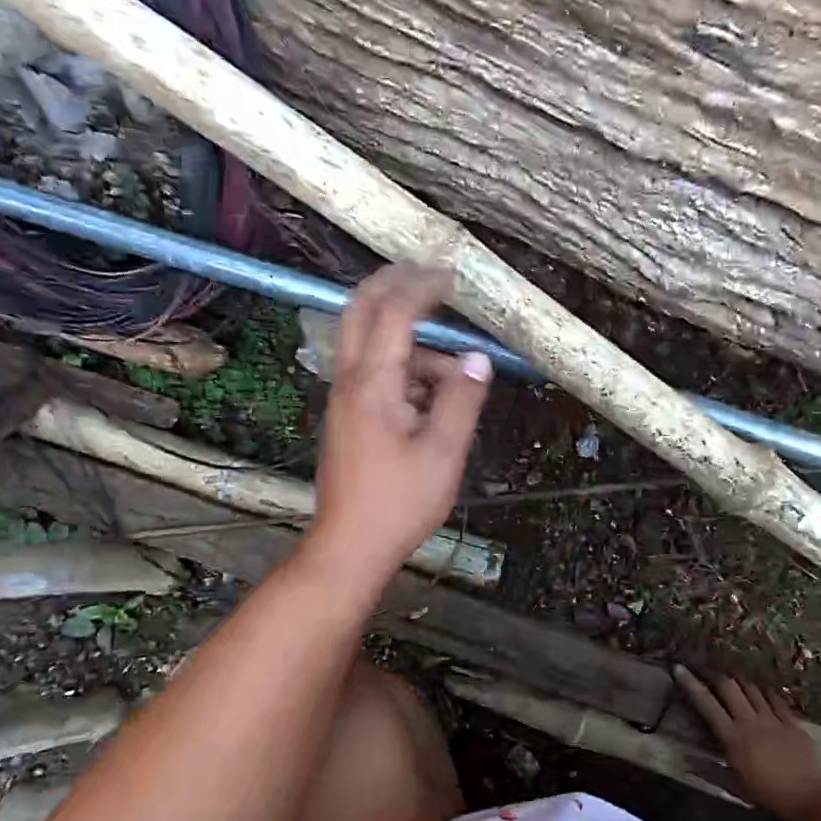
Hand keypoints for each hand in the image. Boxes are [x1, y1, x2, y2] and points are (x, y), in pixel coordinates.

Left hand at [306, 264, 491, 581]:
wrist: (350, 545)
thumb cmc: (398, 503)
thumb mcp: (443, 453)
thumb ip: (462, 400)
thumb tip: (478, 360)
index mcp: (372, 385)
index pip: (394, 314)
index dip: (422, 287)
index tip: (452, 276)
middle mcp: (349, 382)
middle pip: (359, 311)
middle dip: (392, 284)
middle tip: (429, 277)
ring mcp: (342, 400)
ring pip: (367, 345)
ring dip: (407, 341)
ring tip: (454, 375)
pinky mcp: (346, 418)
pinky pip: (370, 374)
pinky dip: (400, 368)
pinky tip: (431, 399)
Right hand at [673, 666, 820, 820]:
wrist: (808, 797)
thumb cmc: (766, 793)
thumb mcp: (733, 784)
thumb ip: (711, 769)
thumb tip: (688, 760)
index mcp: (732, 736)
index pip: (706, 704)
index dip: (690, 684)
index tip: (679, 669)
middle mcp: (750, 721)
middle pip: (729, 687)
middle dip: (715, 674)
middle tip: (706, 668)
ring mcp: (772, 719)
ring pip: (752, 689)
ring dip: (739, 680)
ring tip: (732, 676)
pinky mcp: (792, 722)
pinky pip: (776, 699)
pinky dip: (765, 691)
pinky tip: (761, 688)